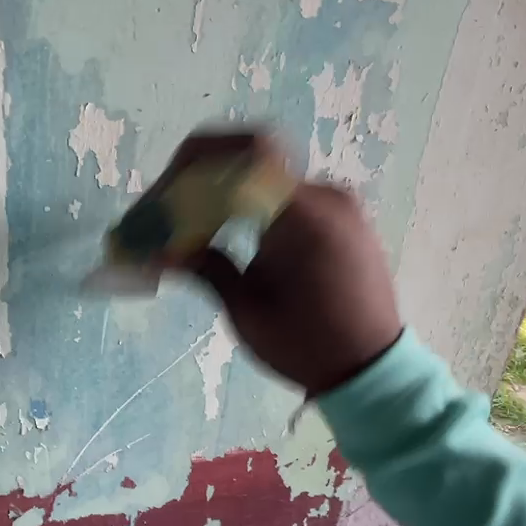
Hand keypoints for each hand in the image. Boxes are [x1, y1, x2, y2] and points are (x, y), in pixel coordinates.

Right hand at [166, 133, 404, 395]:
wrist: (371, 367)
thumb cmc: (307, 347)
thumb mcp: (246, 309)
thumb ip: (204, 265)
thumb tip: (155, 247)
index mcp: (305, 216)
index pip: (241, 157)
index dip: (189, 169)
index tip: (155, 205)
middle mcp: (324, 195)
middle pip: (244, 159)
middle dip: (190, 180)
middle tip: (154, 215)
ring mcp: (332, 201)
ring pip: (257, 173)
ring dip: (211, 191)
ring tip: (175, 226)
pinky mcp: (332, 214)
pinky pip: (275, 191)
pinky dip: (237, 202)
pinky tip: (211, 230)